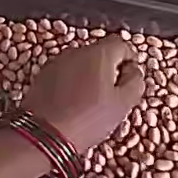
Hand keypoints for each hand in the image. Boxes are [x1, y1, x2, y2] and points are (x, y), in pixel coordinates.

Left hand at [18, 38, 143, 152]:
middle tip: (112, 95)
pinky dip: (72, 83)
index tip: (130, 80)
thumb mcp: (123, 103)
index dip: (130, 61)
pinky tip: (73, 103)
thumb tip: (133, 70)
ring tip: (92, 102)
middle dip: (110, 70)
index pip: (121, 44)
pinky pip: (65, 73)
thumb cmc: (89, 118)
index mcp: (98, 53)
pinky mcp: (43, 75)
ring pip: (81, 63)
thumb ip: (135, 81)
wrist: (45, 133)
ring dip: (90, 76)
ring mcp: (56, 62)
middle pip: (100, 53)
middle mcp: (75, 51)